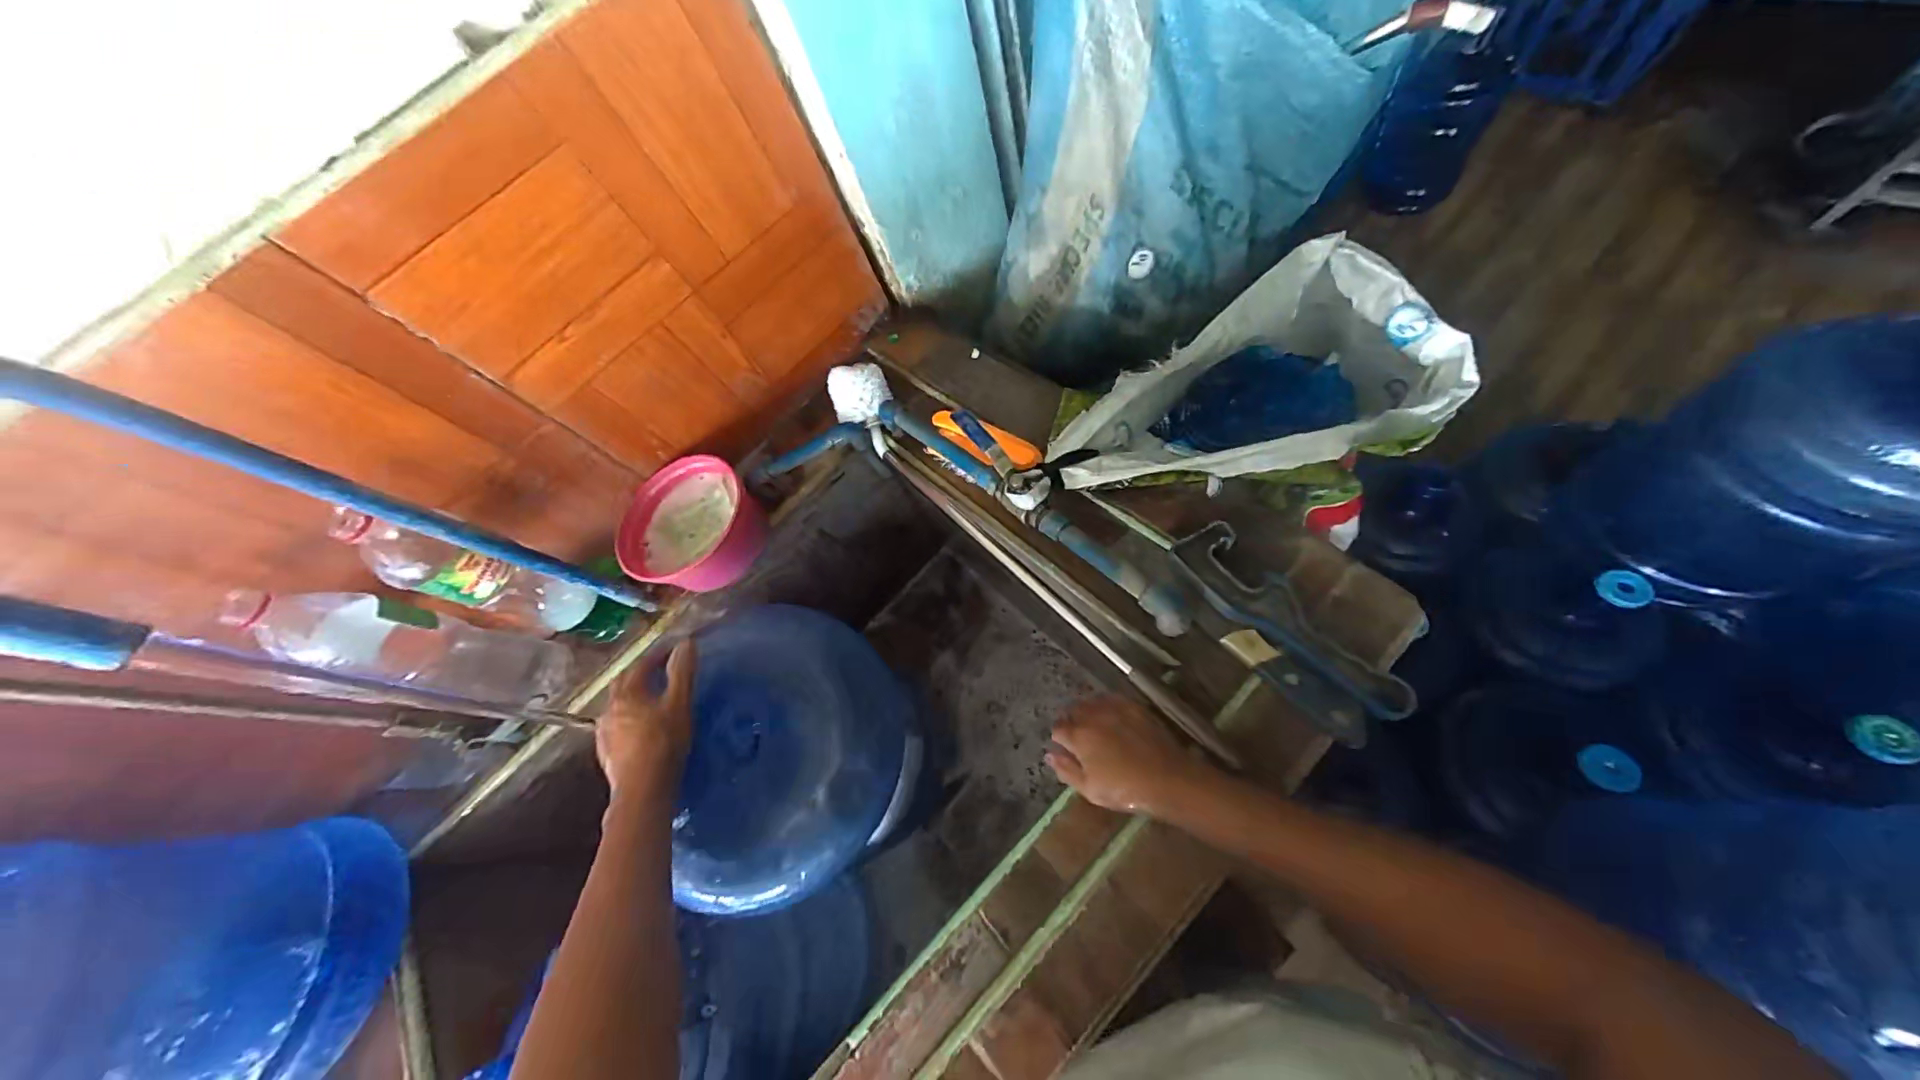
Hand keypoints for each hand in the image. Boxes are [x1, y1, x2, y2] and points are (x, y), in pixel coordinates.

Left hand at [596, 640, 696, 801]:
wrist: (642, 790)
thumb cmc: (664, 743)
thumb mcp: (679, 704)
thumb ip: (682, 672)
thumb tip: (686, 643)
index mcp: (627, 693)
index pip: (641, 665)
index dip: (657, 655)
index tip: (673, 651)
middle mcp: (610, 708)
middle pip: (624, 683)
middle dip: (641, 674)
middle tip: (660, 671)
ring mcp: (604, 732)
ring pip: (619, 705)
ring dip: (634, 697)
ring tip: (652, 699)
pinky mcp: (606, 752)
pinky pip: (618, 725)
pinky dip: (630, 718)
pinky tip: (640, 727)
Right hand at [1045, 695, 1212, 816]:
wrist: (1168, 779)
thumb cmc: (1125, 790)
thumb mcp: (1090, 789)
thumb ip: (1066, 770)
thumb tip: (1049, 754)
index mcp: (1079, 736)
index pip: (1058, 729)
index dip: (1059, 739)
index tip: (1066, 748)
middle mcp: (1093, 716)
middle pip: (1073, 711)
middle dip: (1071, 722)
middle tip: (1080, 738)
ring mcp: (1115, 708)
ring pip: (1092, 702)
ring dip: (1088, 711)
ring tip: (1095, 725)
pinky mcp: (1134, 707)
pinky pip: (1113, 699)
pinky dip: (1107, 705)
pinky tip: (1113, 717)